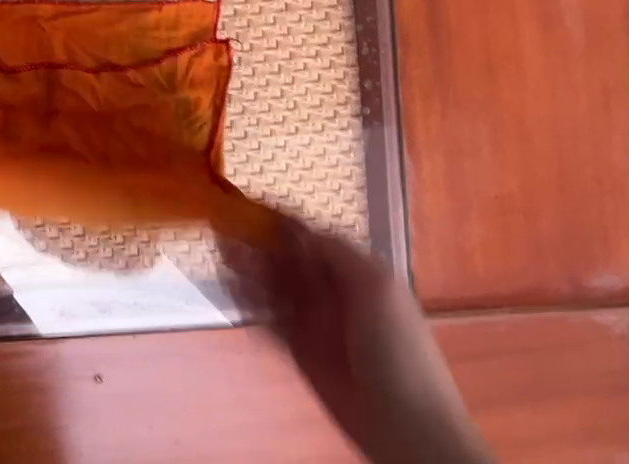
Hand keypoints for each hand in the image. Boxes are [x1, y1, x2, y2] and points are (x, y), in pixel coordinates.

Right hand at [221, 215, 492, 463]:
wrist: (406, 422)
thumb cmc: (397, 347)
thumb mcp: (376, 286)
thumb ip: (335, 251)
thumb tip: (295, 228)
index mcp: (353, 271)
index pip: (308, 236)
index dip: (277, 220)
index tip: (244, 205)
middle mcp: (329, 290)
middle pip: (284, 258)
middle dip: (254, 244)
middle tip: (223, 233)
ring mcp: (312, 319)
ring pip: (271, 285)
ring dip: (246, 270)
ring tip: (223, 259)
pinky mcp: (296, 346)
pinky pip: (266, 317)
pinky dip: (247, 303)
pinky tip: (231, 292)